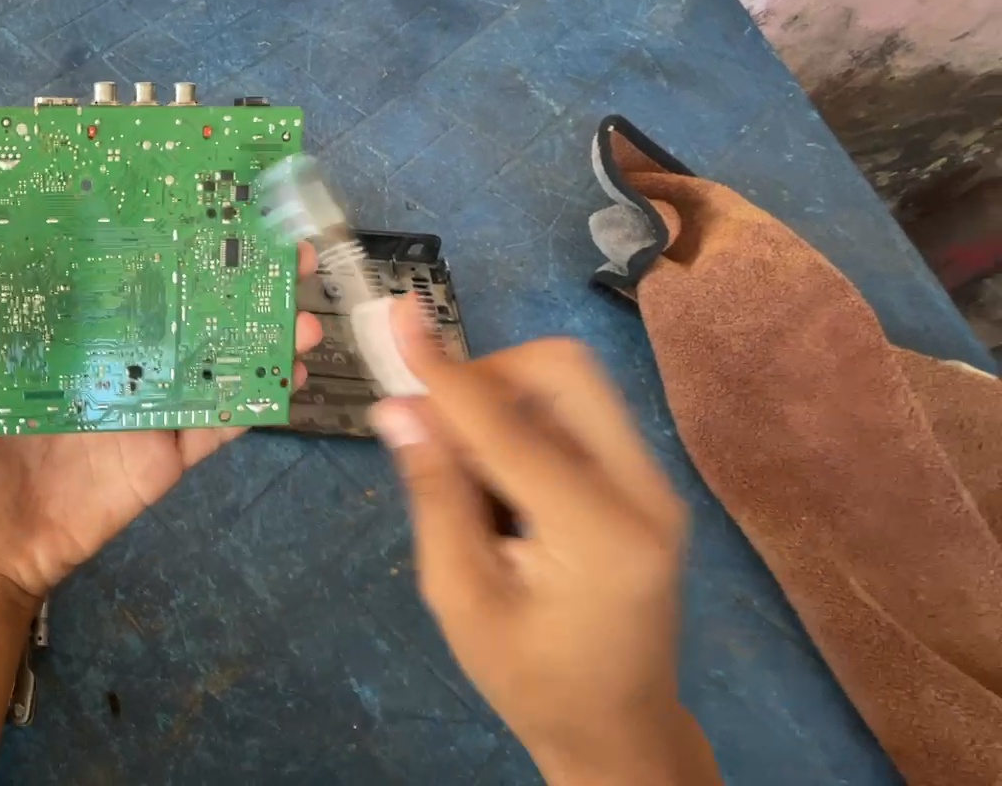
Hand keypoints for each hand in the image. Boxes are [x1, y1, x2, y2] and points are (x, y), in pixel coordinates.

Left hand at [0, 243, 324, 602]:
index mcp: (65, 331)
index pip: (108, 270)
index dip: (141, 231)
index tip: (178, 192)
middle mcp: (114, 354)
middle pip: (178, 301)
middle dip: (227, 268)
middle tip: (271, 237)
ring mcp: (148, 400)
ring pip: (214, 352)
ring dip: (261, 325)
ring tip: (300, 301)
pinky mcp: (169, 449)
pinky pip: (221, 421)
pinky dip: (259, 396)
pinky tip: (294, 365)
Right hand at [369, 299, 717, 785]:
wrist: (617, 730)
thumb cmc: (527, 676)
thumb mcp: (457, 592)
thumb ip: (433, 491)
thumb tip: (394, 408)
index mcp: (598, 531)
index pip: (505, 423)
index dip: (442, 368)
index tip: (398, 315)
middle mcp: (644, 491)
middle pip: (561, 372)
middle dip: (483, 376)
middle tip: (437, 422)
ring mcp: (650, 483)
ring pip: (566, 384)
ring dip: (496, 399)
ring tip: (460, 463)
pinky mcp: (639, 483)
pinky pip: (569, 413)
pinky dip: (514, 421)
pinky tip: (492, 478)